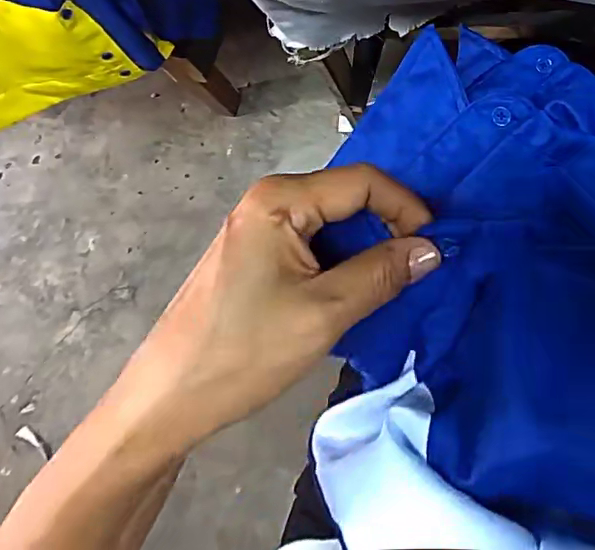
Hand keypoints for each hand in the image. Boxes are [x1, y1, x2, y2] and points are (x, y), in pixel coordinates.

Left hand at [104, 165, 439, 454]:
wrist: (160, 411)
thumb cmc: (239, 354)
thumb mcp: (324, 313)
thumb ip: (383, 273)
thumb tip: (434, 248)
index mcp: (280, 199)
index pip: (365, 182)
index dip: (406, 207)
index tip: (433, 244)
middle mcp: (270, 199)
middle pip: (352, 196)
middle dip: (391, 226)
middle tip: (420, 261)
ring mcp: (262, 225)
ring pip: (338, 219)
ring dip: (371, 245)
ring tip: (396, 276)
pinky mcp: (260, 252)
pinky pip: (319, 239)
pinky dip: (348, 258)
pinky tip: (361, 285)